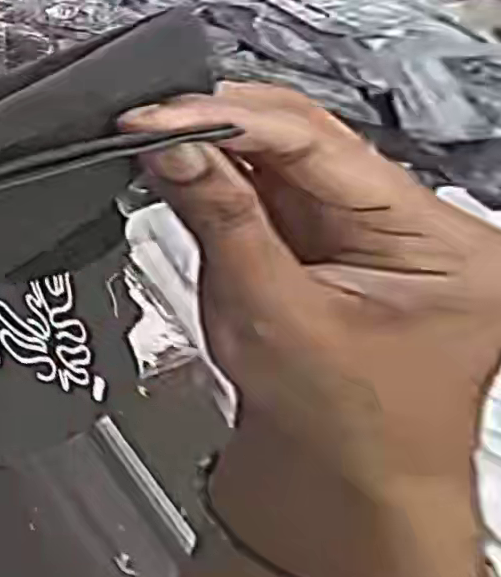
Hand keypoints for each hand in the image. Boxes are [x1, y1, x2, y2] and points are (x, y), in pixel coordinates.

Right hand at [122, 83, 498, 576]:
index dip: (224, 121)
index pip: (321, 147)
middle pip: (308, 134)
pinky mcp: (322, 229)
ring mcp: (367, 222)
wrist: (339, 458)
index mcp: (438, 242)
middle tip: (138, 121)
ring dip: (207, 139)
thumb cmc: (330, 405)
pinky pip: (262, 177)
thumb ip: (217, 214)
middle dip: (216, 119)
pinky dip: (210, 165)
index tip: (148, 118)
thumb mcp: (264, 304)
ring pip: (280, 149)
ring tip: (143, 137)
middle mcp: (414, 220)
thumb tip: (166, 144)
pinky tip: (172, 160)